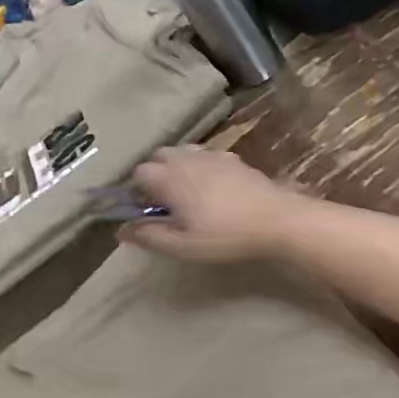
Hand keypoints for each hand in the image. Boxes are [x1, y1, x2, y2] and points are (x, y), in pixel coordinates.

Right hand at [118, 145, 302, 263]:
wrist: (276, 219)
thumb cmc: (225, 235)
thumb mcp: (182, 245)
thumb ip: (149, 235)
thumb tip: (121, 229)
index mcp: (171, 178)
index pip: (139, 172)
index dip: (137, 191)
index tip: (146, 211)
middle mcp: (189, 159)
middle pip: (160, 155)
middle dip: (156, 173)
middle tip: (165, 202)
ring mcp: (215, 155)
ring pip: (185, 152)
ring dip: (179, 167)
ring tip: (188, 194)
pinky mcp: (235, 159)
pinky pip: (208, 155)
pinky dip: (202, 166)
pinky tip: (214, 188)